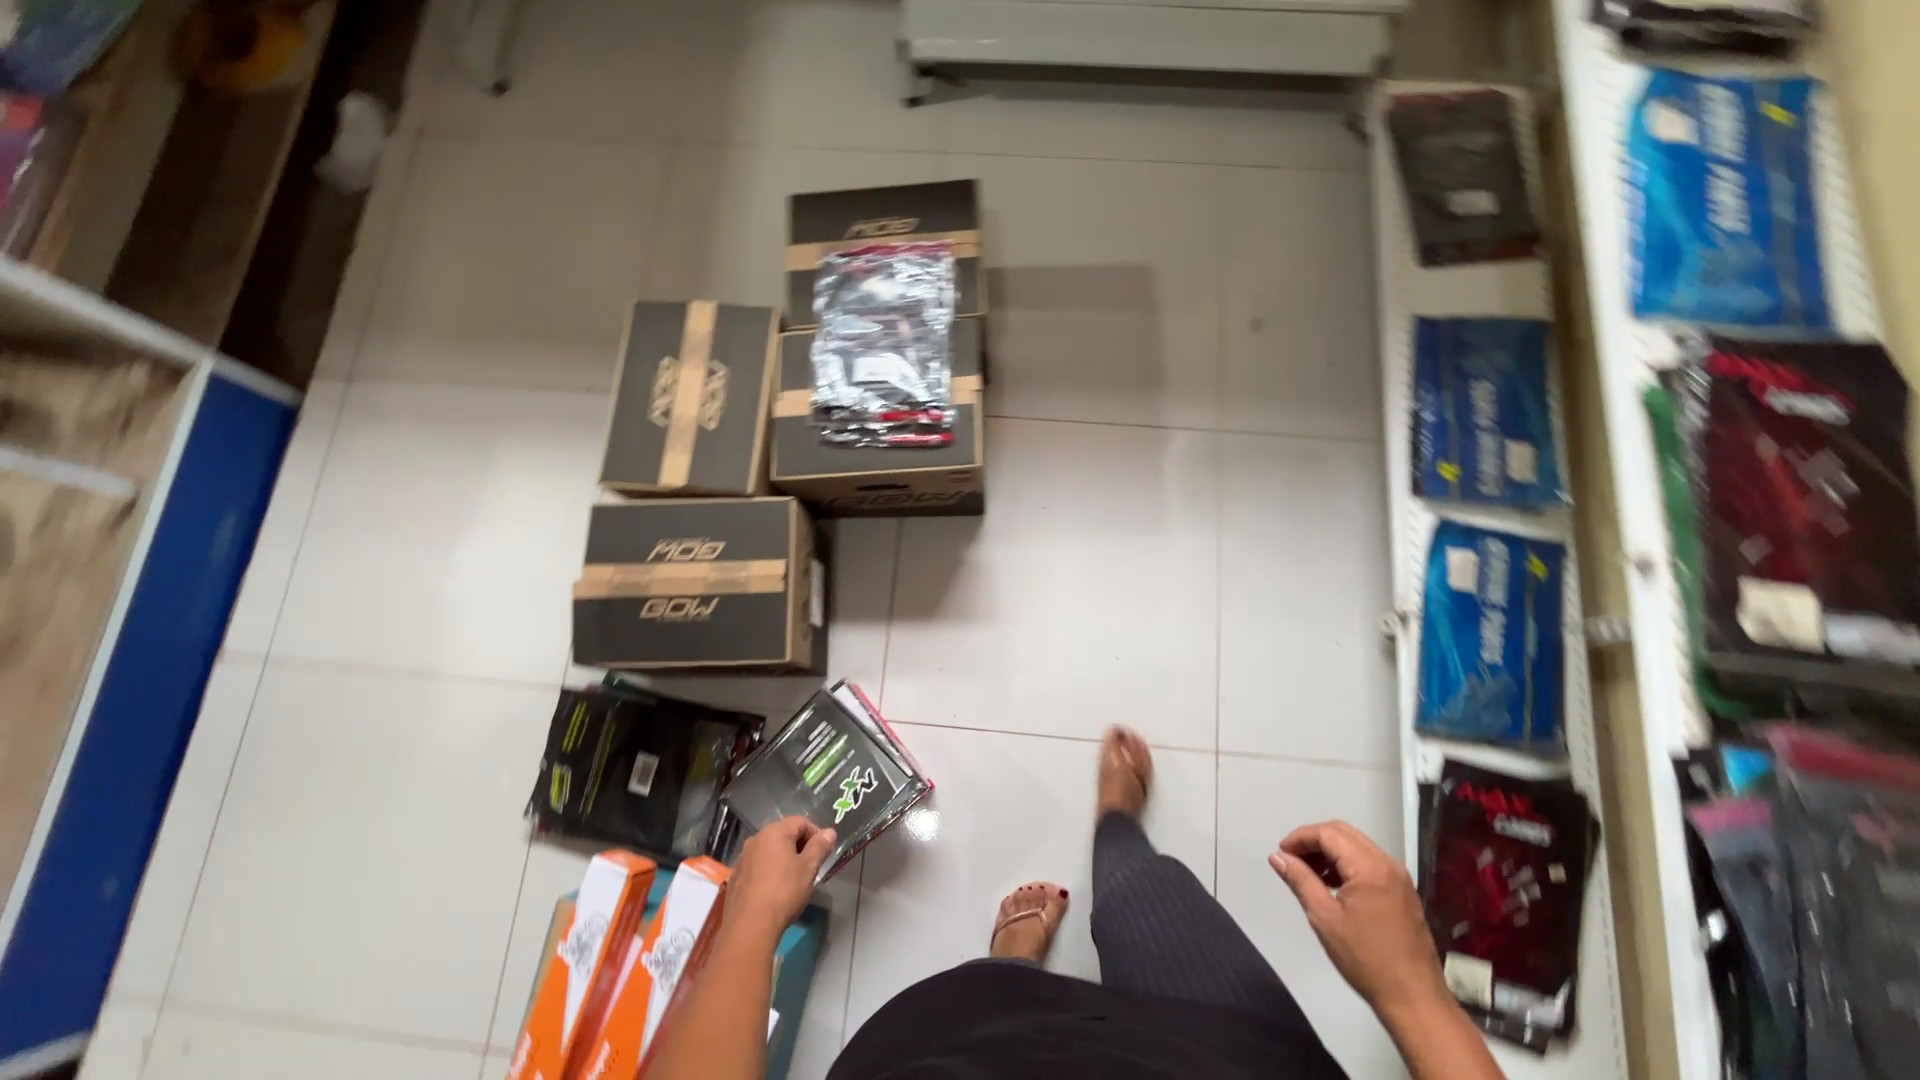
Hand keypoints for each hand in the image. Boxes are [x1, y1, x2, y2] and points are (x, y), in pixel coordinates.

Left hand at [727, 816, 835, 936]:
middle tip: (811, 866)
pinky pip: (757, 866)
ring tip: (793, 879)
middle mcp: (755, 839)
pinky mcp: (735, 877)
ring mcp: (742, 858)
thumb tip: (829, 832)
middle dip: (800, 846)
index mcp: (774, 832)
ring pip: (769, 851)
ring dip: (783, 859)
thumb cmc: (784, 892)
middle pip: (783, 834)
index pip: (800, 822)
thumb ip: (819, 847)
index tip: (823, 852)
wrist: (750, 926)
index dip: (816, 834)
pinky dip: (769, 871)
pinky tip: (774, 891)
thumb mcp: (808, 869)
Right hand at [1269, 820, 1447, 1016]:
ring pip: (1357, 846)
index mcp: (1370, 868)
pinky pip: (1369, 862)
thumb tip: (1277, 856)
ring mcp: (1399, 877)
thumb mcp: (1324, 918)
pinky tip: (1332, 885)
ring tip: (1308, 873)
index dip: (1300, 837)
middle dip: (1314, 840)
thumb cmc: (1365, 959)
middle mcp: (1388, 864)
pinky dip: (1346, 864)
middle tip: (1291, 860)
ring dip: (1330, 851)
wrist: (1413, 997)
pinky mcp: (1403, 891)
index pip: (1328, 834)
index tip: (1281, 854)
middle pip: (1344, 833)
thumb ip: (1300, 880)